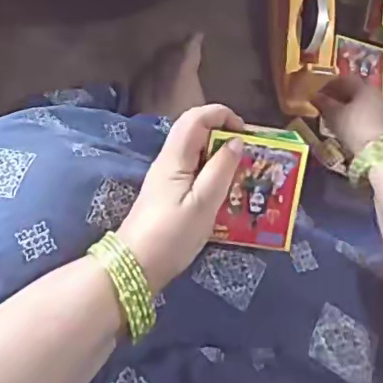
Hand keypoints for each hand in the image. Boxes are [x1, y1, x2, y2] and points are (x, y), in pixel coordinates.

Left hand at [115, 104, 244, 288]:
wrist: (135, 266)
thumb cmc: (171, 235)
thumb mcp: (204, 204)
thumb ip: (221, 170)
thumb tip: (236, 141)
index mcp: (175, 157)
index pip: (196, 117)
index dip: (222, 115)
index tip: (246, 133)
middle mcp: (168, 160)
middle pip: (195, 130)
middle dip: (224, 134)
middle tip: (248, 153)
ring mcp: (166, 176)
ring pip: (195, 151)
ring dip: (219, 154)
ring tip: (242, 172)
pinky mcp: (167, 192)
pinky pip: (192, 169)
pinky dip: (211, 171)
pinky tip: (224, 191)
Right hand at [314, 76, 382, 156]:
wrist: (381, 152)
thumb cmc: (354, 127)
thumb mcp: (334, 115)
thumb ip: (324, 103)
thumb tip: (316, 95)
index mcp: (363, 87)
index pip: (343, 80)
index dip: (329, 86)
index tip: (318, 95)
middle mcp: (376, 93)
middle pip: (355, 91)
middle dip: (340, 97)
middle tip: (327, 105)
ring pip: (363, 103)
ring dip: (350, 107)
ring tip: (337, 117)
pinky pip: (369, 114)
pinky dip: (358, 116)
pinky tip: (351, 126)